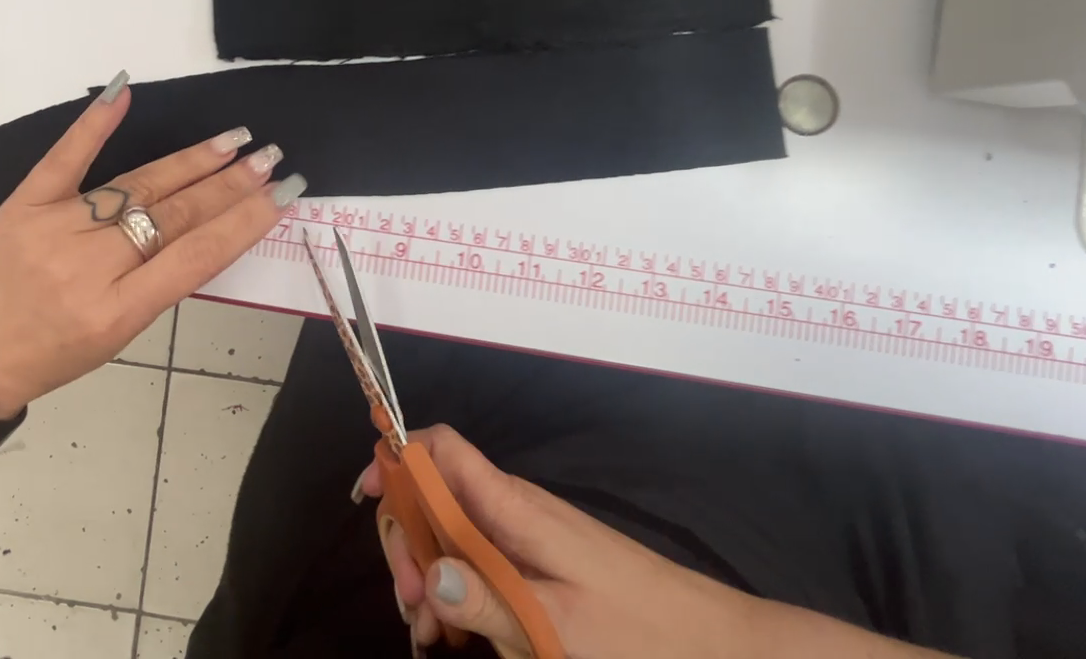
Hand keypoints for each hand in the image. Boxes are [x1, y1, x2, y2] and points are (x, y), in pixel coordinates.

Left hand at [0, 72, 305, 418]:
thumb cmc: (57, 354)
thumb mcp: (121, 335)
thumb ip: (162, 283)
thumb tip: (210, 229)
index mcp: (119, 312)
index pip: (197, 257)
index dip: (244, 222)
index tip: (282, 195)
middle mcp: (90, 268)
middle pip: (173, 215)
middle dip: (229, 185)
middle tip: (268, 159)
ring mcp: (54, 230)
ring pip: (136, 186)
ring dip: (190, 161)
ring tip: (233, 141)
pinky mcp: (23, 204)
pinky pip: (64, 158)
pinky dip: (96, 123)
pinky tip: (125, 91)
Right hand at [363, 425, 750, 658]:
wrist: (716, 647)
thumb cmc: (640, 634)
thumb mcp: (558, 628)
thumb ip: (488, 601)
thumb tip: (428, 575)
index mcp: (512, 506)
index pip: (442, 448)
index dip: (399, 454)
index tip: (368, 494)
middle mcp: (509, 509)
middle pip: (432, 495)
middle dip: (406, 540)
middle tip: (411, 604)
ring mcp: (520, 536)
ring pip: (449, 533)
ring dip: (427, 574)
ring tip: (428, 633)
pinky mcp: (532, 562)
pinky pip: (475, 561)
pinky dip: (454, 590)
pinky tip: (452, 635)